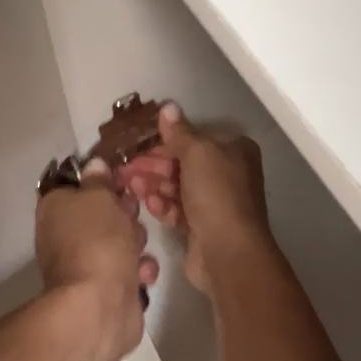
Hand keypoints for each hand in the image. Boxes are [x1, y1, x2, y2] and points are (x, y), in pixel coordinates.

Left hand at [35, 159, 159, 350]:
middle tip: (131, 213)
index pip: (77, 183)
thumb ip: (99, 179)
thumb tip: (94, 164)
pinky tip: (142, 274)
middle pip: (103, 212)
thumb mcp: (99, 197)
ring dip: (134, 241)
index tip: (121, 179)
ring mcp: (86, 264)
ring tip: (136, 249)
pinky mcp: (106, 289)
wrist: (100, 305)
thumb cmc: (96, 240)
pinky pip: (129, 268)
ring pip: (120, 239)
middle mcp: (66, 235)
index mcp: (55, 208)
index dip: (101, 179)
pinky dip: (138, 269)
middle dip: (124, 213)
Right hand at [120, 103, 272, 294]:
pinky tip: (149, 204)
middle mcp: (227, 173)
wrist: (228, 254)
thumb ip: (179, 131)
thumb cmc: (216, 194)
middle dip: (155, 165)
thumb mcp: (198, 153)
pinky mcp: (201, 226)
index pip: (194, 139)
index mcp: (234, 150)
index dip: (166, 141)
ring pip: (177, 187)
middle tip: (126, 167)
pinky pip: (178, 210)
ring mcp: (215, 201)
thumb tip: (168, 107)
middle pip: (183, 162)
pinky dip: (163, 205)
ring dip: (154, 184)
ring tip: (131, 185)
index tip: (139, 144)